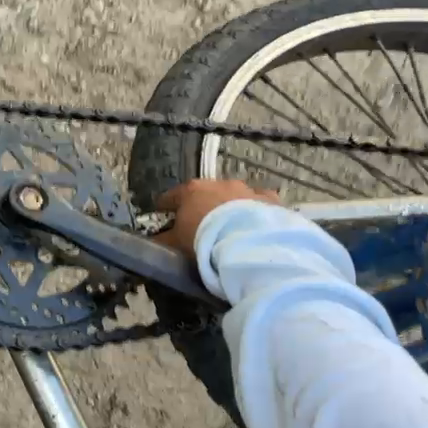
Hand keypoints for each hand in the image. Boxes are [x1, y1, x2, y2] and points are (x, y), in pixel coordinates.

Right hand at [153, 179, 280, 259]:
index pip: (171, 196)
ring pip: (235, 196)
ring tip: (230, 225)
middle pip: (205, 193)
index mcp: (191, 191)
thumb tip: (154, 241)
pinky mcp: (273, 200)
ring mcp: (248, 190)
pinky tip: (256, 224)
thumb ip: (164, 239)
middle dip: (202, 205)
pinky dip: (256, 210)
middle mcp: (219, 184)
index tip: (163, 216)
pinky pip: (260, 203)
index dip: (165, 207)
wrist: (250, 244)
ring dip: (230, 206)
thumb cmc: (204, 238)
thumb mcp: (175, 243)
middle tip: (200, 224)